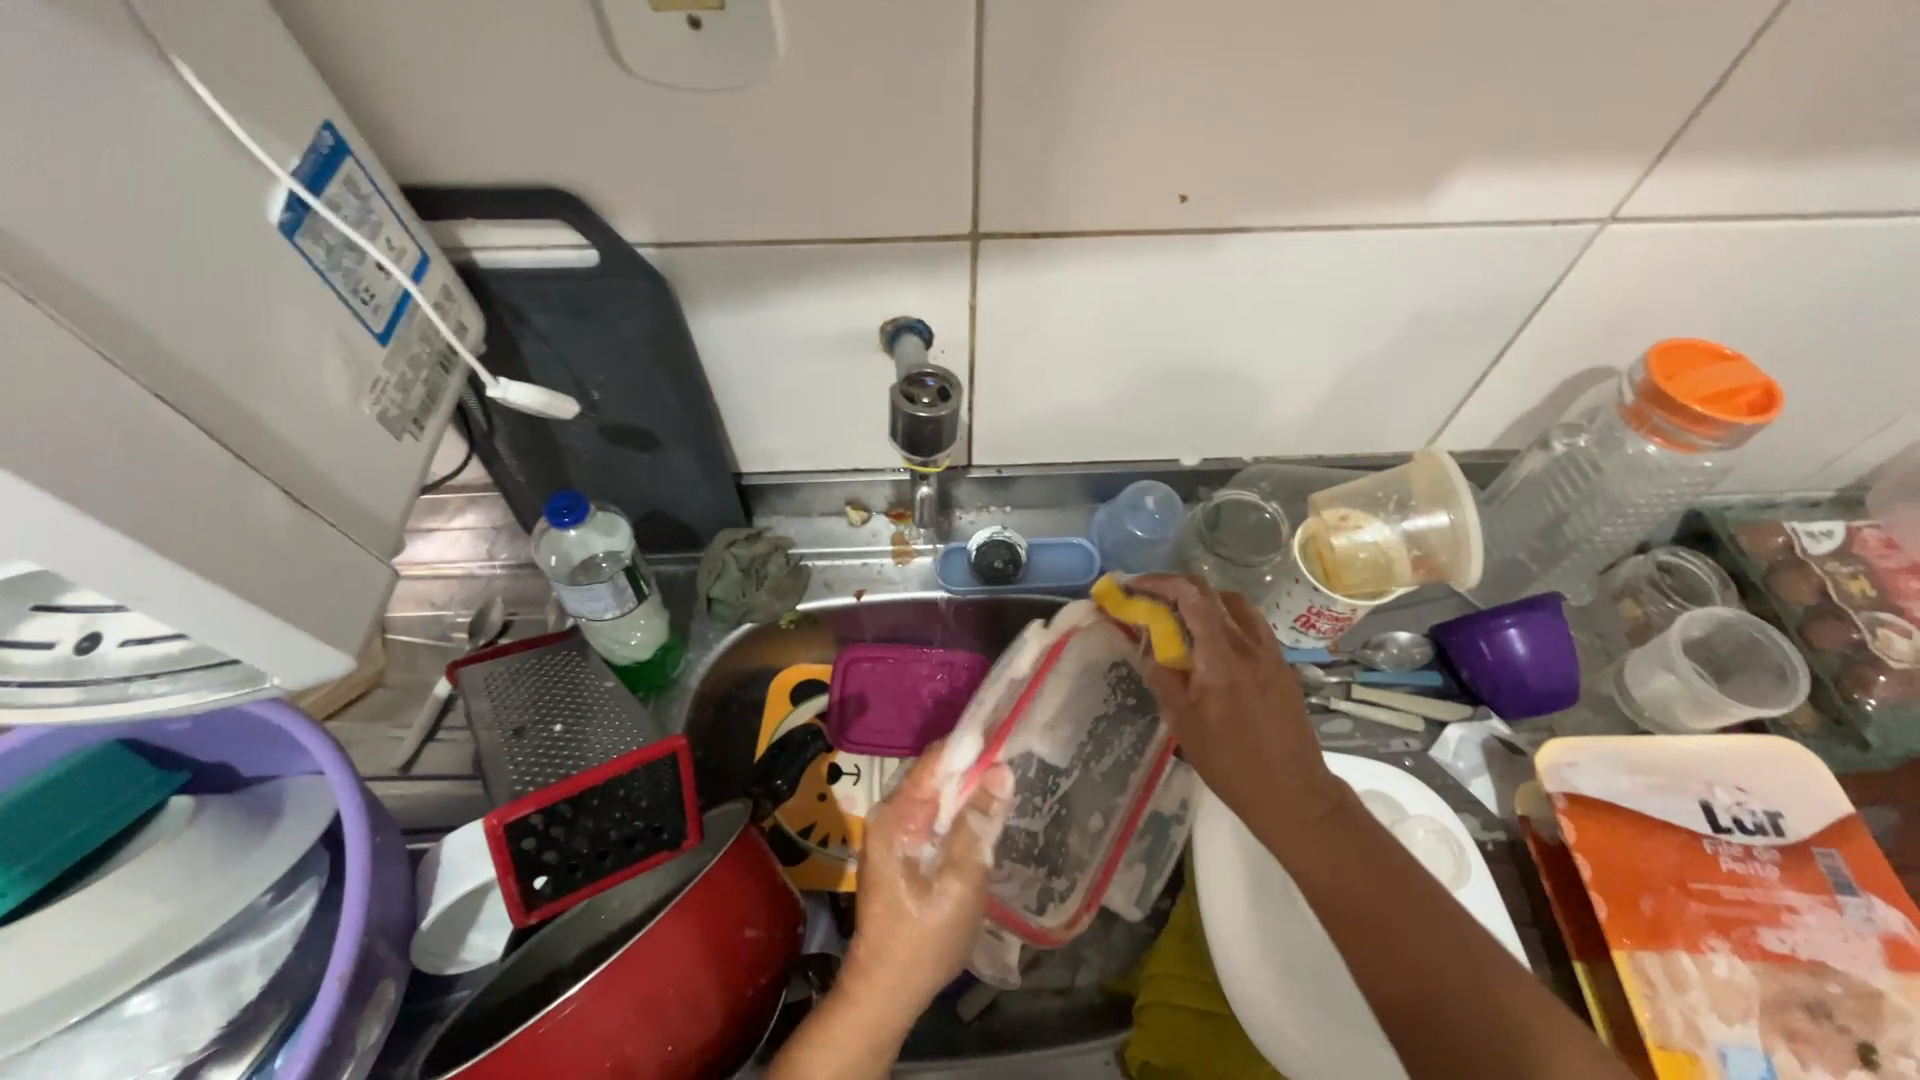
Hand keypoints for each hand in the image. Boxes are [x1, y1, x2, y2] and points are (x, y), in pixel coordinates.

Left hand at [839, 742, 1012, 1032]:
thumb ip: (977, 825)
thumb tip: (1001, 770)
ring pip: (935, 795)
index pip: (935, 760)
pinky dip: (957, 812)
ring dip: (967, 790)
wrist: (886, 989)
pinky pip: (931, 816)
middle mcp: (888, 815)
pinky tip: (983, 819)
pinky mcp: (899, 850)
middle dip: (973, 767)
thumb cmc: (924, 939)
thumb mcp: (960, 882)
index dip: (972, 745)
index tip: (1008, 736)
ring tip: (1007, 785)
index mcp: (896, 816)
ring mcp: (891, 833)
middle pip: (934, 774)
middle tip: (1017, 762)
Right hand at [1125, 574, 1345, 828]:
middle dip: (1176, 588)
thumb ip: (1164, 675)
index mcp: (1221, 656)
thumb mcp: (1182, 721)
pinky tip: (1211, 642)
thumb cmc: (1229, 762)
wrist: (1291, 791)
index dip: (1159, 582)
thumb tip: (1150, 645)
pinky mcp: (1281, 665)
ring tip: (1180, 616)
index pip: (1191, 596)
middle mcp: (1250, 644)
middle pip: (1213, 593)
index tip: (1133, 586)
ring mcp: (1271, 652)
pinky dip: (1225, 619)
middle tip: (1150, 599)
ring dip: (1204, 600)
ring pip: (1236, 605)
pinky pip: (1251, 625)